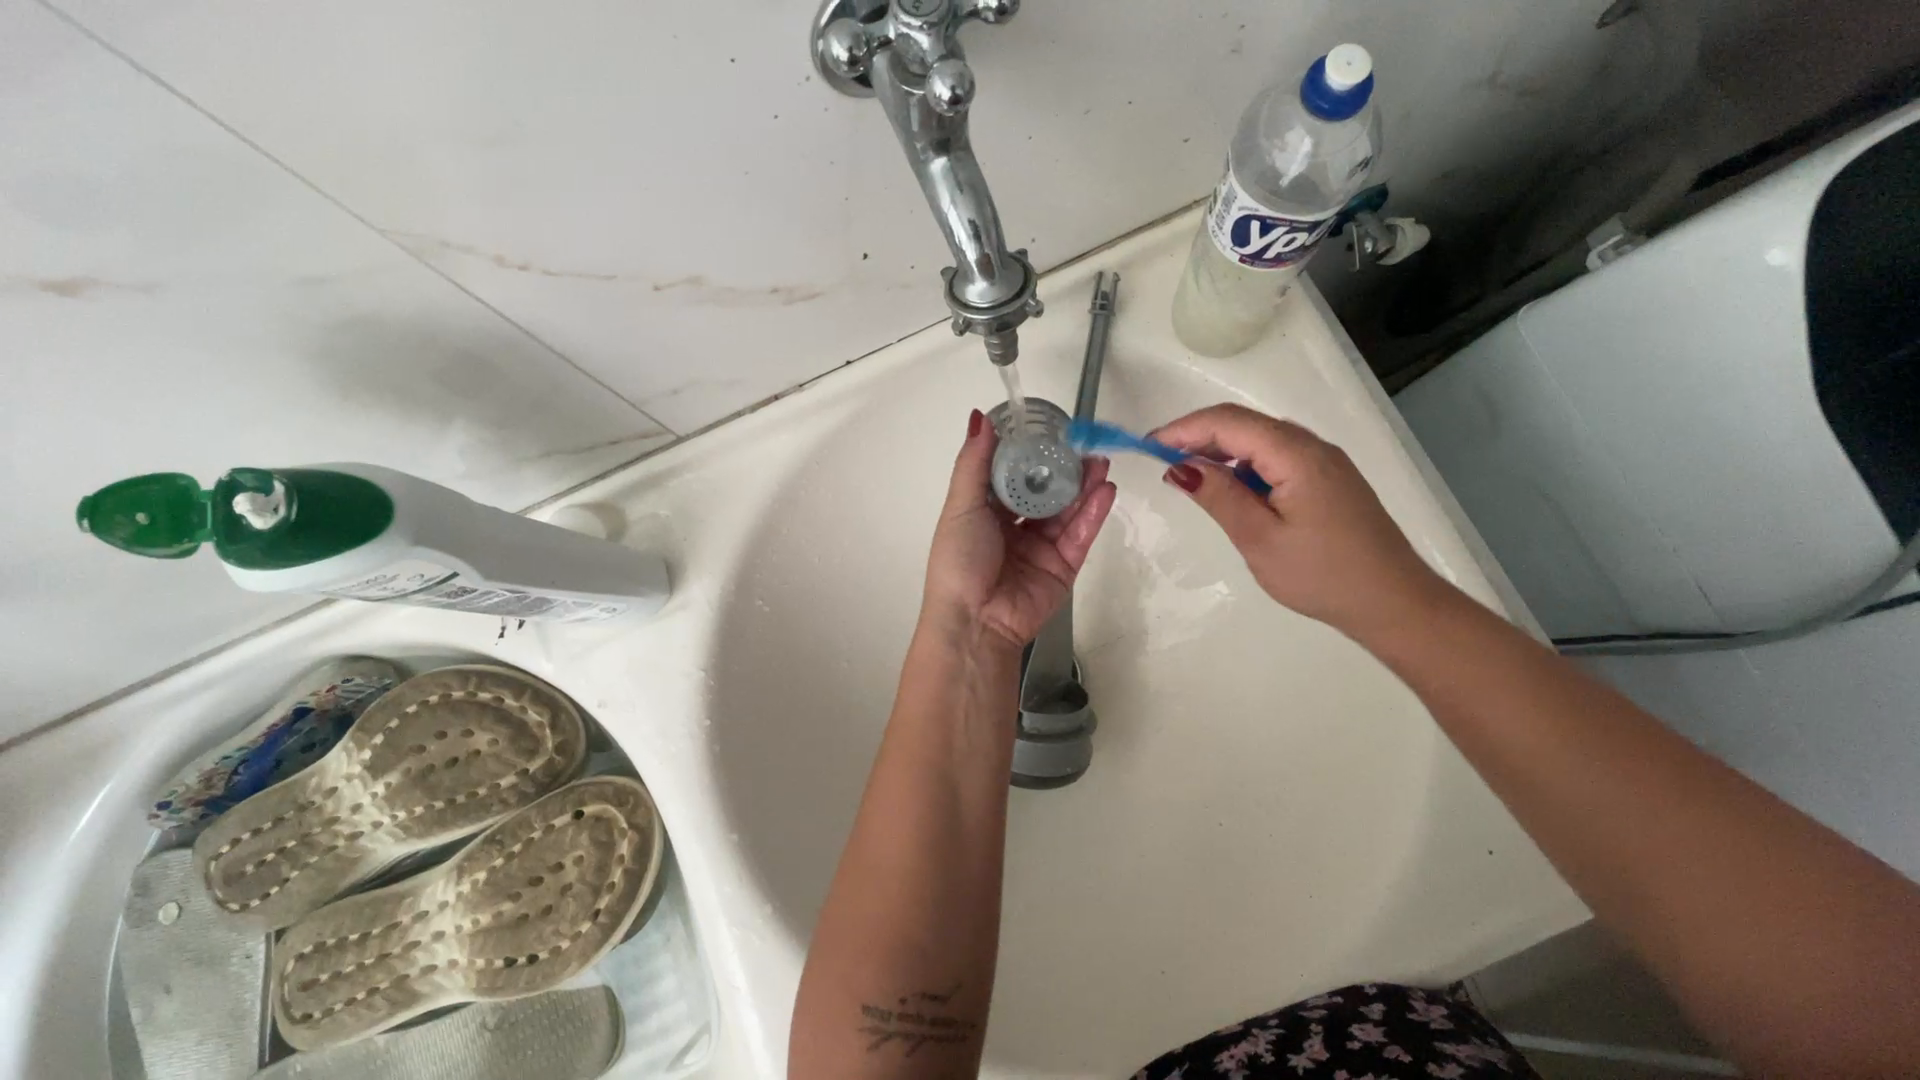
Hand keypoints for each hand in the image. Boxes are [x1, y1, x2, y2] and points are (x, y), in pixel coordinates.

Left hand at [922, 409, 1117, 649]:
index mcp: (985, 513)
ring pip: (1067, 510)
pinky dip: (1094, 512)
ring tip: (1101, 461)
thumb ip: (974, 463)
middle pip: (1045, 492)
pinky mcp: (1063, 566)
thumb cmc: (959, 561)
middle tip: (1085, 444)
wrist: (975, 622)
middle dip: (1064, 469)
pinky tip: (1105, 489)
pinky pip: (1080, 534)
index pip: (1012, 475)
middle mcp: (1014, 528)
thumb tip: (979, 418)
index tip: (1048, 429)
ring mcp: (1041, 548)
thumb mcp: (961, 506)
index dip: (1029, 453)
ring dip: (1084, 486)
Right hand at [1151, 403, 1449, 637]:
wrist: (1393, 602)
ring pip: (1261, 440)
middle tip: (1159, 464)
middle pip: (1244, 424)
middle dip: (1197, 436)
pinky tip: (1230, 490)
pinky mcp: (1329, 480)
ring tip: (1187, 478)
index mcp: (1296, 454)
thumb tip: (1179, 466)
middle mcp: (1312, 446)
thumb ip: (1219, 496)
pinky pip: (1277, 457)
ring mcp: (1324, 462)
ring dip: (1220, 450)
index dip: (1183, 429)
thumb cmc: (1323, 575)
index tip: (1146, 449)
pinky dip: (1245, 465)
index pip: (1228, 422)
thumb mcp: (1260, 539)